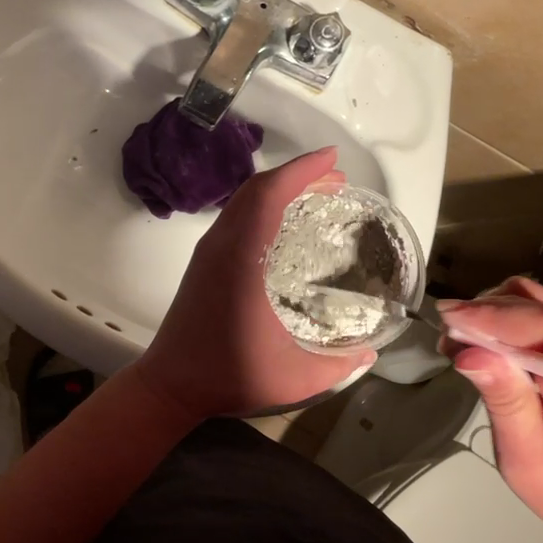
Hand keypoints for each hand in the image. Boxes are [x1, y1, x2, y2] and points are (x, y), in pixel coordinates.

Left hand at [134, 148, 375, 420]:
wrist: (171, 384)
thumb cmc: (229, 376)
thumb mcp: (293, 377)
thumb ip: (337, 365)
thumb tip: (371, 351)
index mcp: (242, 258)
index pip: (270, 194)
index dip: (302, 170)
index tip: (333, 159)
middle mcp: (222, 244)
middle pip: (257, 188)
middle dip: (298, 174)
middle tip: (336, 178)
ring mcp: (210, 250)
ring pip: (244, 199)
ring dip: (280, 187)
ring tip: (318, 193)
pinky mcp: (205, 260)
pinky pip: (237, 215)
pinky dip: (264, 204)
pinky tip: (286, 221)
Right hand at [438, 277, 542, 542]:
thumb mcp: (527, 465)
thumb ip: (506, 405)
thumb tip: (472, 354)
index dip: (494, 319)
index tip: (448, 320)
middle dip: (489, 312)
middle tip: (447, 334)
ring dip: (498, 310)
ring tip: (464, 337)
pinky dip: (512, 315)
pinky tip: (489, 338)